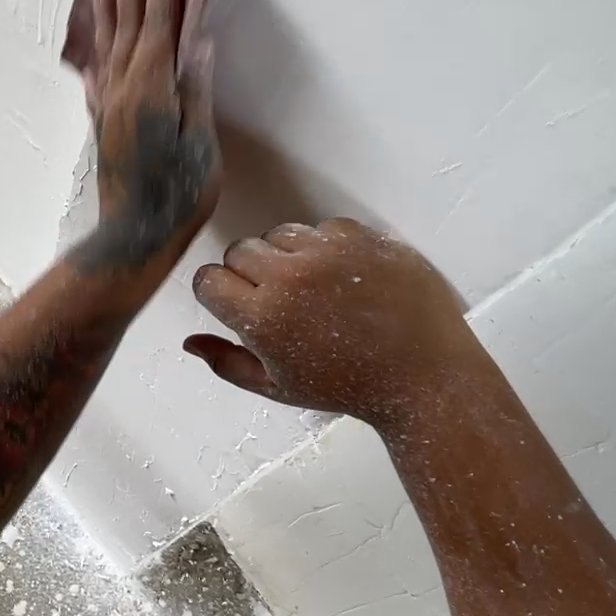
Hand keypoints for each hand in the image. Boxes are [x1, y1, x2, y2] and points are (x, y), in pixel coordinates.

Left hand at [72, 0, 219, 272]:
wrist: (134, 235)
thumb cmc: (179, 194)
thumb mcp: (201, 142)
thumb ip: (196, 89)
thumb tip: (197, 42)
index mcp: (151, 87)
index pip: (159, 22)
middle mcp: (123, 88)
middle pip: (128, 23)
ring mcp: (108, 106)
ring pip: (108, 46)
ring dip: (108, 8)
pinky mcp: (103, 125)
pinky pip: (98, 79)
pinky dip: (97, 57)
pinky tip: (92, 53)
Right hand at [183, 219, 485, 425]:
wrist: (426, 377)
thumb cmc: (346, 388)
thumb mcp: (277, 388)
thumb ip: (227, 363)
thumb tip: (189, 342)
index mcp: (263, 317)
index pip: (207, 279)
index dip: (218, 293)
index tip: (237, 306)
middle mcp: (289, 276)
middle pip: (239, 250)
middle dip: (248, 272)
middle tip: (278, 299)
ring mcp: (328, 252)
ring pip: (278, 234)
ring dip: (284, 256)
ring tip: (312, 286)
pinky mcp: (362, 237)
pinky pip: (322, 228)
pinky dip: (325, 247)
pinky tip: (344, 276)